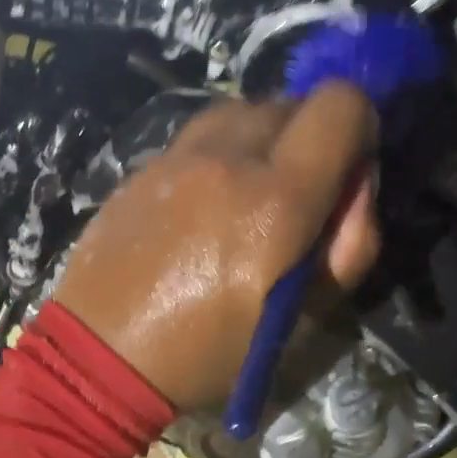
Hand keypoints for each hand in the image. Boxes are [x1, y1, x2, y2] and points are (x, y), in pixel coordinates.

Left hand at [51, 82, 379, 409]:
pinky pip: (195, 136)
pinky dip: (216, 152)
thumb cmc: (206, 352)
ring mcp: (175, 158)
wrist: (99, 354)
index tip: (347, 169)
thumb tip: (354, 187)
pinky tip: (202, 200)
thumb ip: (347, 244)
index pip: (338, 105)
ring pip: (238, 110)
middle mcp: (226, 160)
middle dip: (308, 137)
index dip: (357, 127)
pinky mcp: (141, 167)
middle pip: (288, 103)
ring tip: (249, 191)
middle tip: (297, 193)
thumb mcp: (301, 320)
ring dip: (259, 137)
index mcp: (276, 201)